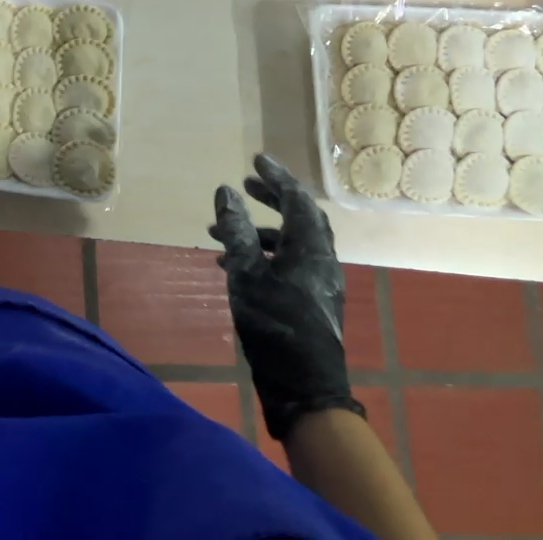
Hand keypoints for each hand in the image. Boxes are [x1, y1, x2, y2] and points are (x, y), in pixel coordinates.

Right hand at [209, 154, 363, 441]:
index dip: (277, 178)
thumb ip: (235, 231)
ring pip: (290, 242)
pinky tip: (229, 263)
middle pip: (300, 218)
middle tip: (246, 184)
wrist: (303, 384)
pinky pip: (285, 262)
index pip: (298, 201)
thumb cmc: (274, 323)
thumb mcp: (245, 273)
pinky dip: (260, 253)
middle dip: (272, 198)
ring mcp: (317, 282)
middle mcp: (321, 261)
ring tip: (222, 228)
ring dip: (258, 229)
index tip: (256, 159)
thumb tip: (226, 191)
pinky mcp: (308, 299)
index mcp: (311, 249)